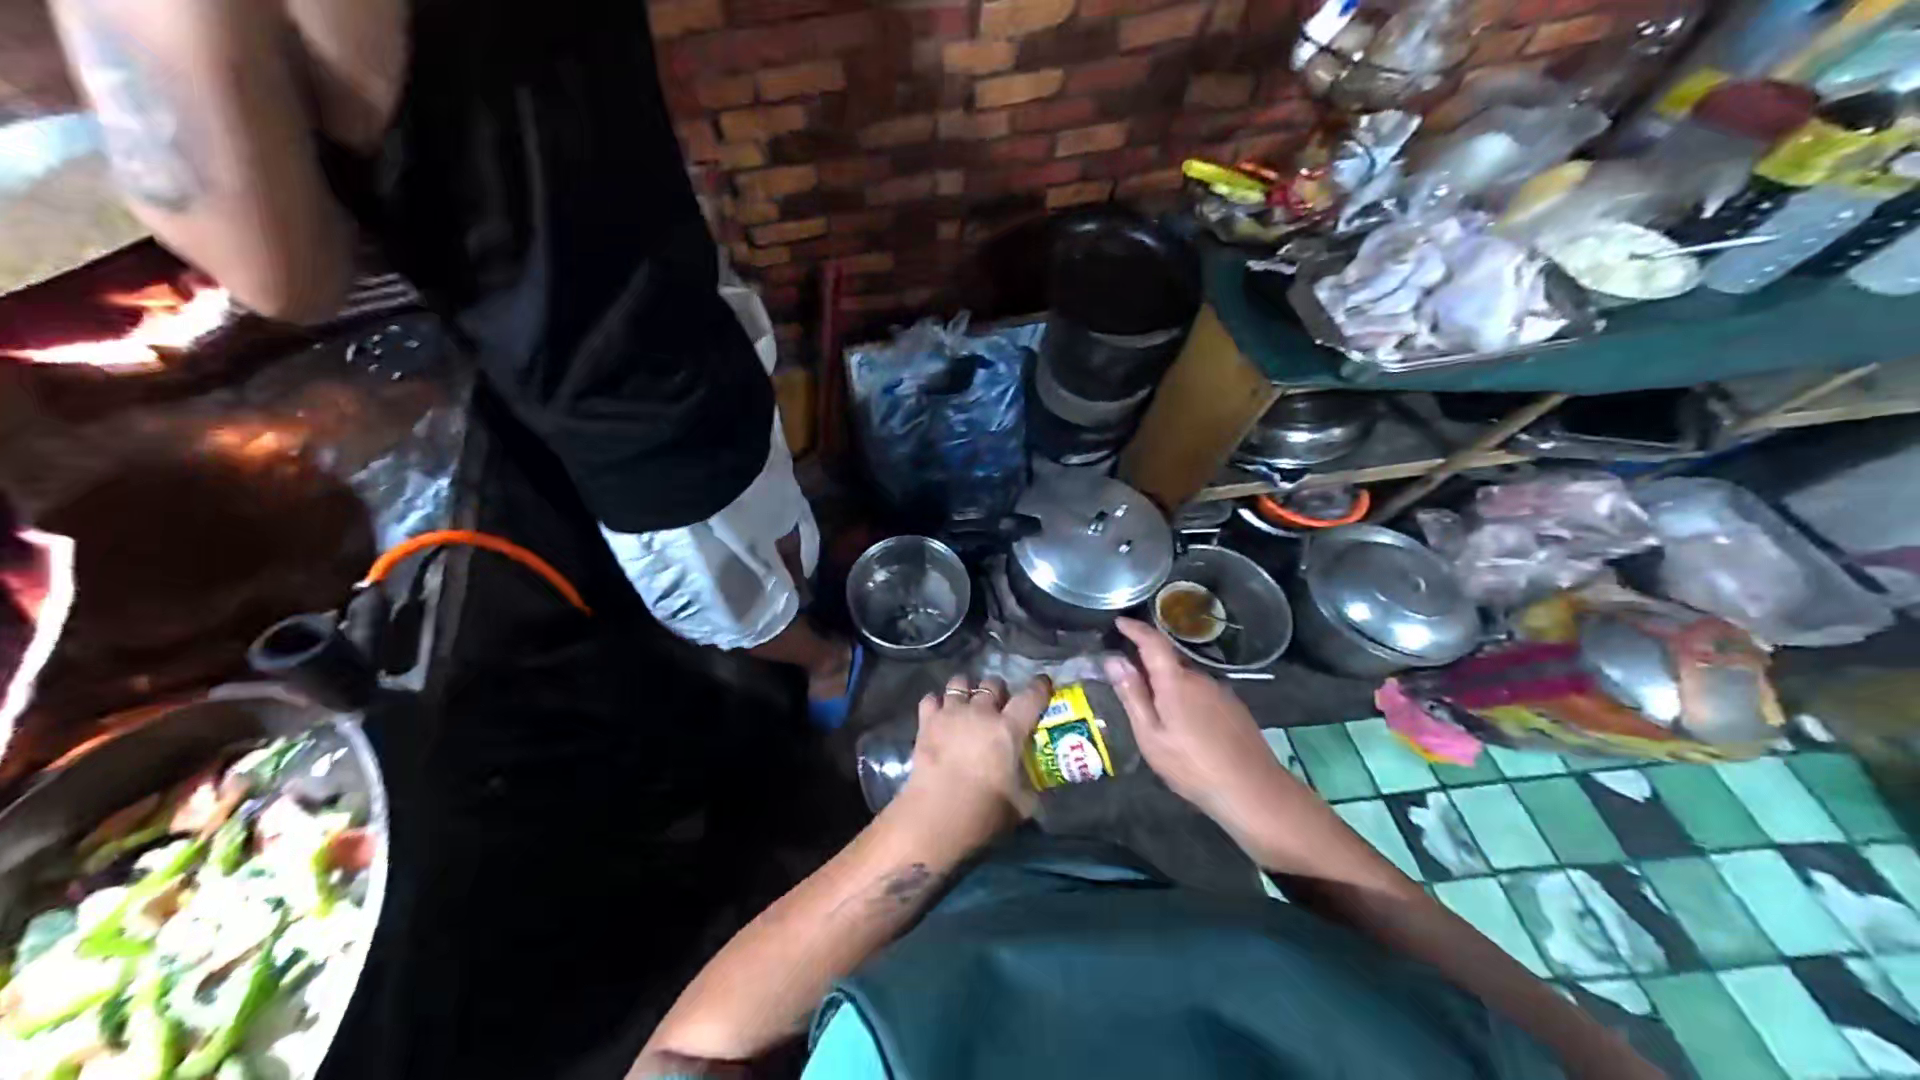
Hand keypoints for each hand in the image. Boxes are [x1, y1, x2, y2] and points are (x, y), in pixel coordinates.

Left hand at [897, 673, 1051, 840]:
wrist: (937, 816)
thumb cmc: (984, 811)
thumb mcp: (1022, 805)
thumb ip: (1031, 790)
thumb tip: (1036, 789)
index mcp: (1008, 728)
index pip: (1030, 697)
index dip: (1039, 687)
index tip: (1043, 685)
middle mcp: (981, 712)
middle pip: (992, 684)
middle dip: (998, 691)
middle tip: (998, 707)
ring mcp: (951, 713)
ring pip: (960, 682)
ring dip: (966, 690)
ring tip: (967, 704)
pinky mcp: (926, 722)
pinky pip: (931, 698)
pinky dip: (937, 703)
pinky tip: (940, 715)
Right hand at [1105, 618, 1290, 817]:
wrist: (1253, 791)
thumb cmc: (1192, 766)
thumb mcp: (1150, 735)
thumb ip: (1132, 695)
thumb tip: (1114, 660)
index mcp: (1176, 681)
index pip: (1153, 641)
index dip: (1135, 628)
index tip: (1119, 621)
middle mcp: (1200, 678)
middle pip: (1169, 660)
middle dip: (1147, 662)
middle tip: (1125, 676)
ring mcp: (1220, 692)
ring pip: (1186, 678)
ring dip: (1167, 683)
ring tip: (1152, 707)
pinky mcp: (1233, 708)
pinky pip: (1201, 692)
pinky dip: (1185, 696)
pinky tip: (1182, 723)